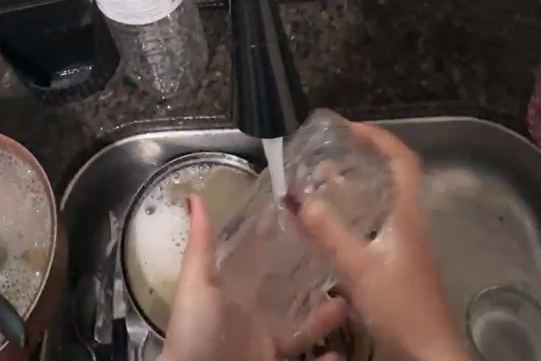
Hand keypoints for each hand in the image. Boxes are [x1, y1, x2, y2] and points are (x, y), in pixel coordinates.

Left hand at [161, 195, 347, 360]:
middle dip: (308, 282)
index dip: (279, 246)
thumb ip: (201, 244)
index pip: (259, 265)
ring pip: (301, 329)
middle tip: (337, 262)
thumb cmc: (195, 330)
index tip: (305, 223)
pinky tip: (342, 352)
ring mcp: (265, 345)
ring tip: (346, 304)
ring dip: (322, 319)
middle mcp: (252, 318)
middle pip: (285, 296)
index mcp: (233, 294)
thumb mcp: (196, 283)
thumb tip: (194, 196)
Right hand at [299, 123, 465, 360]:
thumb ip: (327, 232)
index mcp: (407, 215)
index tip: (349, 128)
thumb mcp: (358, 267)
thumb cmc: (401, 307)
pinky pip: (374, 229)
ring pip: (380, 205)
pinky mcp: (399, 268)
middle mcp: (410, 224)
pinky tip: (328, 232)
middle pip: (391, 179)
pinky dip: (351, 220)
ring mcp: (406, 248)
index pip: (402, 161)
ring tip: (320, 188)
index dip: (379, 138)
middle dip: (360, 162)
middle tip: (326, 157)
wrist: (430, 358)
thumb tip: (297, 197)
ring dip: (352, 192)